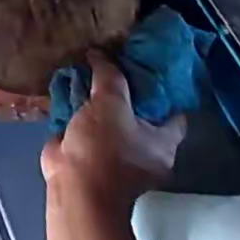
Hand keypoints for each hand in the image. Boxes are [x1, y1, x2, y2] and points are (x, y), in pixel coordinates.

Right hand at [41, 49, 185, 213]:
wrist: (75, 186)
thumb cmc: (104, 149)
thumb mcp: (110, 103)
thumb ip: (109, 76)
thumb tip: (99, 53)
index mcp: (162, 140)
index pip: (172, 107)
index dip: (160, 84)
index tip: (143, 60)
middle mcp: (143, 145)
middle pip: (137, 107)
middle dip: (122, 85)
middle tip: (108, 57)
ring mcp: (115, 149)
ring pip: (109, 113)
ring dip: (96, 94)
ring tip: (84, 65)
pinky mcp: (89, 149)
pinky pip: (86, 121)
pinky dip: (77, 105)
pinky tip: (67, 84)